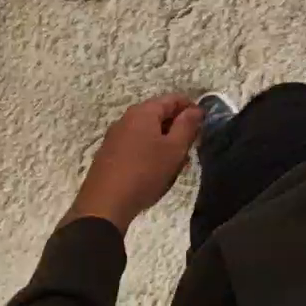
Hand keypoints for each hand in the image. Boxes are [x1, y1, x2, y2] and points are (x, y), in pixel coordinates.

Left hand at [62, 94, 203, 233]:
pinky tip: (153, 170)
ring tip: (174, 161)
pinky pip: (134, 143)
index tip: (203, 124)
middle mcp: (127, 118)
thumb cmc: (144, 173)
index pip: (173, 99)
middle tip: (190, 146)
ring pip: (146, 130)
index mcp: (144, 112)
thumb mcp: (174, 150)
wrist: (103, 206)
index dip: (191, 108)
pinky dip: (148, 149)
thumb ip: (187, 126)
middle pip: (158, 113)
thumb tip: (195, 109)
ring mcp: (114, 136)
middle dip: (177, 126)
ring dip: (163, 140)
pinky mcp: (107, 154)